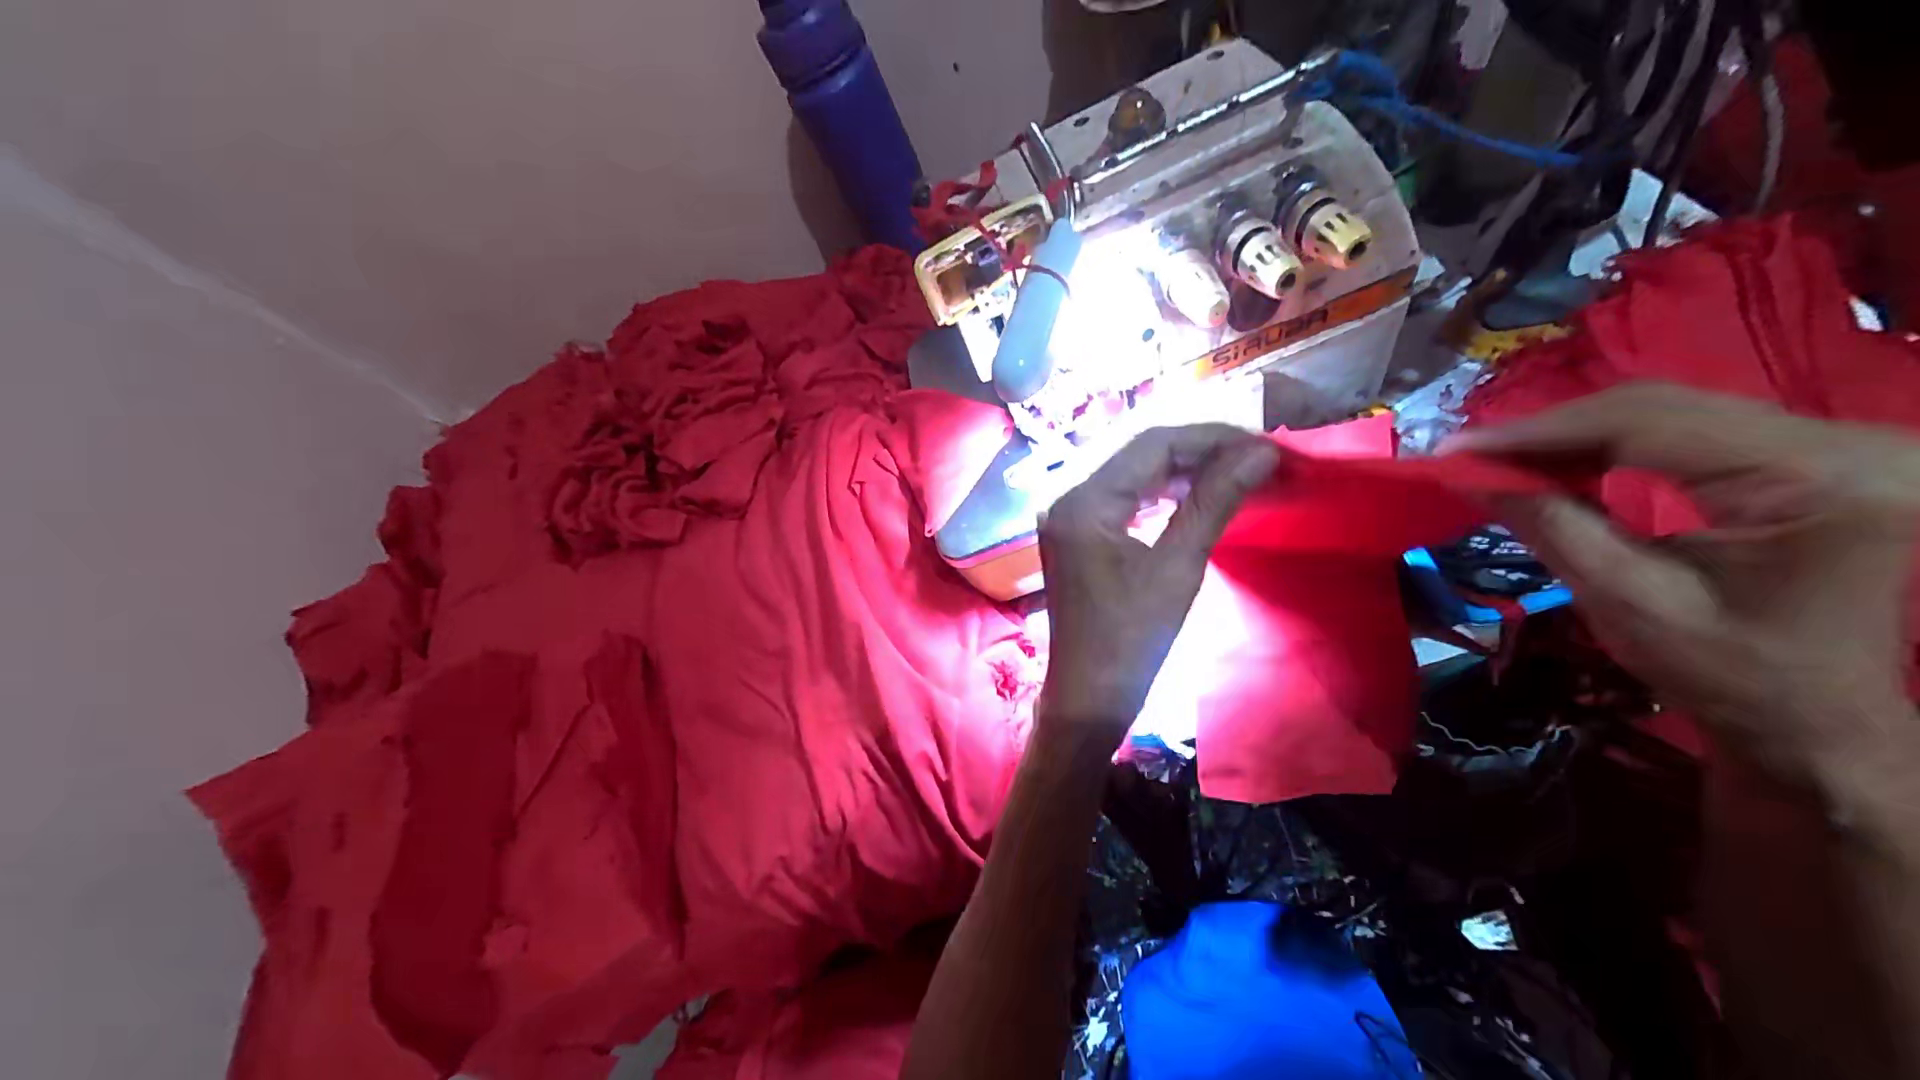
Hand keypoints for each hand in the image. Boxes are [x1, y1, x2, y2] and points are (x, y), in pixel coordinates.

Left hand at [1035, 425, 1280, 754]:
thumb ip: (1214, 502)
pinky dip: (1160, 483)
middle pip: (1136, 444)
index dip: (1209, 436)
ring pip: (1129, 462)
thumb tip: (1262, 451)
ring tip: (1234, 465)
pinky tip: (1195, 487)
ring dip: (1180, 461)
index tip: (1261, 442)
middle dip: (1197, 444)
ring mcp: (1066, 506)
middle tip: (1252, 450)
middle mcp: (1064, 490)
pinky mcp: (1076, 522)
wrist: (1088, 691)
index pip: (1149, 442)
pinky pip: (1121, 486)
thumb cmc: (1130, 640)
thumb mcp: (1177, 568)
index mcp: (1080, 499)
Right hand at [1446, 383, 1919, 774]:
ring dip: (1572, 435)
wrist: (1813, 718)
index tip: (1455, 450)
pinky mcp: (1807, 455)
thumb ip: (1550, 525)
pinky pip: (1685, 429)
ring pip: (1666, 410)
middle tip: (1468, 454)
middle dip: (1549, 430)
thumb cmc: (1727, 675)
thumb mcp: (1624, 601)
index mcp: (1815, 479)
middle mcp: (1839, 442)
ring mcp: (1829, 443)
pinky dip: (1607, 444)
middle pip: (1658, 406)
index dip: (1538, 432)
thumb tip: (1467, 475)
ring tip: (1500, 460)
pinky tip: (1558, 463)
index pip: (1647, 424)